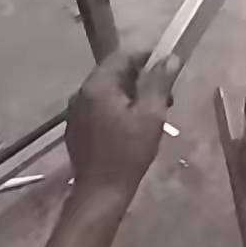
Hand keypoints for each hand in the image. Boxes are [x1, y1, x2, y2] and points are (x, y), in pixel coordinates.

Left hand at [66, 49, 179, 199]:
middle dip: (140, 79)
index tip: (168, 68)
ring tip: (151, 113)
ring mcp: (75, 111)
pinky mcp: (76, 127)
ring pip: (106, 90)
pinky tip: (130, 126)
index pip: (123, 56)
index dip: (147, 57)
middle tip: (164, 97)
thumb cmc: (129, 152)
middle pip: (113, 72)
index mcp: (98, 86)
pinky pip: (98, 106)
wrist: (100, 191)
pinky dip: (116, 108)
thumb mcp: (151, 116)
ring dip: (129, 94)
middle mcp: (81, 92)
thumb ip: (159, 84)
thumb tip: (170, 58)